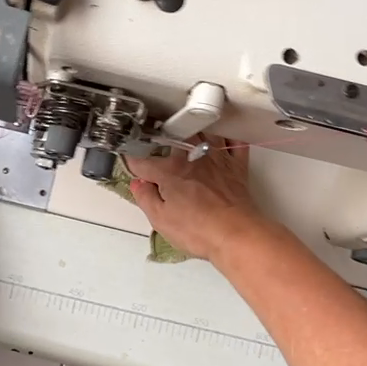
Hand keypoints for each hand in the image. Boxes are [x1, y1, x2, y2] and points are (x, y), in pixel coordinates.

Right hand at [125, 137, 275, 264]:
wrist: (237, 235)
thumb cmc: (198, 230)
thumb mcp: (160, 220)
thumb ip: (145, 198)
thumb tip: (138, 185)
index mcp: (170, 171)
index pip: (143, 162)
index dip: (132, 161)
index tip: (129, 162)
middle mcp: (193, 158)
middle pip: (175, 137)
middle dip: (162, 137)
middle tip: (156, 144)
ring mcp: (217, 160)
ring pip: (204, 132)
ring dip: (193, 130)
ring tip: (186, 134)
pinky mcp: (236, 167)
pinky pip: (234, 143)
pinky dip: (228, 138)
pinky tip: (222, 138)